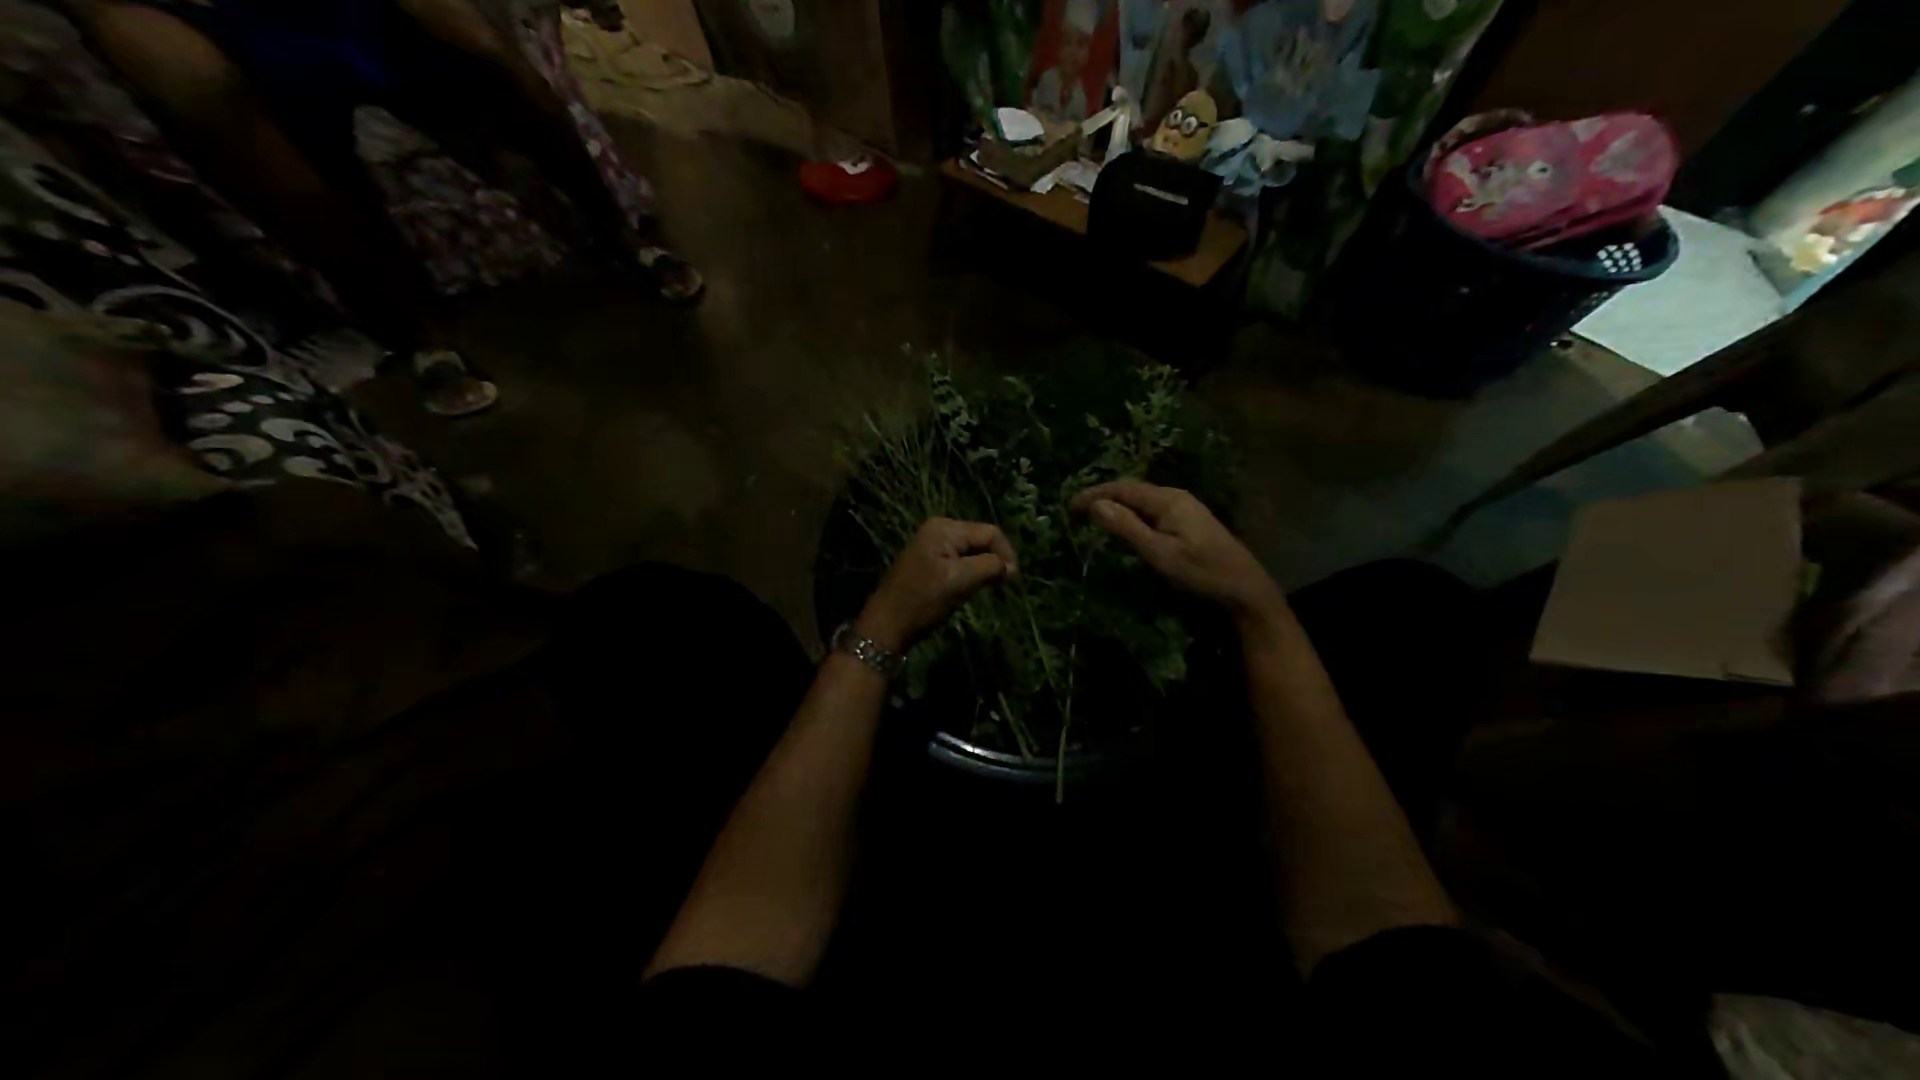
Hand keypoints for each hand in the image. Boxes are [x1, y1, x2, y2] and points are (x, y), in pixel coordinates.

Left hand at [855, 518, 1018, 651]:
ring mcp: (933, 546)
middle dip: (995, 560)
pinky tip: (972, 588)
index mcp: (945, 528)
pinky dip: (972, 573)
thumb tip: (1009, 566)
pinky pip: (961, 561)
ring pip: (973, 552)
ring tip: (989, 588)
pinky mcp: (931, 562)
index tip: (1012, 580)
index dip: (1006, 554)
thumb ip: (988, 566)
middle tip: (1002, 585)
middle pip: (981, 539)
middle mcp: (939, 530)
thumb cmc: (923, 600)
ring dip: (984, 568)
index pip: (990, 532)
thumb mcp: (959, 580)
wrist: (887, 625)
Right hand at [1072, 480, 1284, 625]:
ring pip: (1142, 501)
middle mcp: (1176, 497)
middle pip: (1132, 490)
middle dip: (1103, 497)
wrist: (1245, 590)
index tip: (1069, 506)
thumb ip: (1127, 528)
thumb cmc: (1202, 572)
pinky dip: (1131, 515)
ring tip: (1094, 517)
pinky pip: (1151, 511)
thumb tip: (1096, 505)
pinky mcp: (1188, 523)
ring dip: (1117, 506)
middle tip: (1077, 511)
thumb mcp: (1160, 553)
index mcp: (1168, 500)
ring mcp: (1185, 509)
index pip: (1122, 489)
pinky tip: (1124, 526)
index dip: (1094, 494)